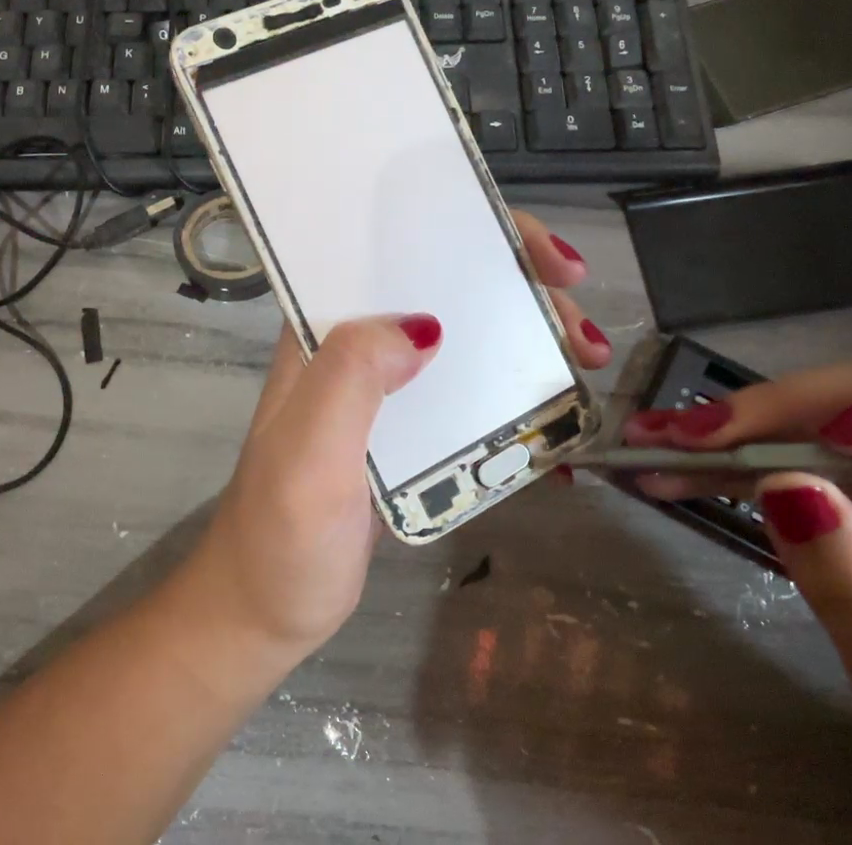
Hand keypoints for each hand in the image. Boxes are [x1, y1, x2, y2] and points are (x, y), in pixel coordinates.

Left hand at [176, 212, 613, 663]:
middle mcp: (354, 354)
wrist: (266, 614)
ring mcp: (384, 400)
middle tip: (580, 329)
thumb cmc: (279, 539)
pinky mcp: (405, 443)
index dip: (468, 237)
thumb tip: (422, 325)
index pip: (393, 254)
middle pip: (443, 294)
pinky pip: (467, 407)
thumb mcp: (306, 456)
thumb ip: (349, 381)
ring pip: (463, 348)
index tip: (538, 257)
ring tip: (585, 363)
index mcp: (322, 337)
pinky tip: (558, 428)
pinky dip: (514, 407)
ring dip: (525, 347)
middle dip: (517, 291)